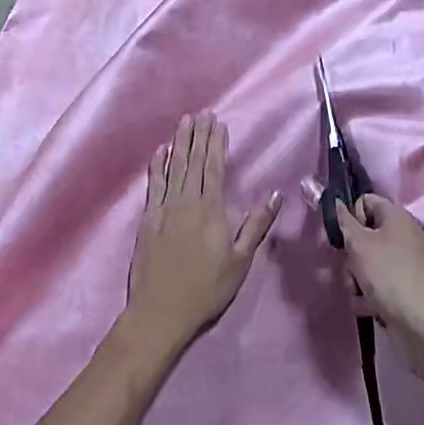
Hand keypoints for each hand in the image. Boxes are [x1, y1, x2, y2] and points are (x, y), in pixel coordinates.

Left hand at [126, 112, 282, 347]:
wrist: (160, 312)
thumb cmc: (206, 289)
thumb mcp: (240, 262)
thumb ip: (256, 226)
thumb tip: (275, 195)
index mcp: (211, 210)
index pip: (215, 167)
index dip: (217, 143)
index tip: (219, 123)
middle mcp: (187, 202)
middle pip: (195, 161)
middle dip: (200, 135)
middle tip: (203, 112)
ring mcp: (164, 208)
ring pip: (174, 167)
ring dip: (180, 142)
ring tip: (184, 121)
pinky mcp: (148, 219)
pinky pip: (154, 184)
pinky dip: (157, 165)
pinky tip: (160, 151)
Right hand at [328, 192, 423, 347]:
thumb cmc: (389, 276)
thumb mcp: (358, 244)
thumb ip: (343, 221)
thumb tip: (336, 202)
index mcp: (396, 215)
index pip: (364, 202)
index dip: (350, 218)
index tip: (344, 238)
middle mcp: (403, 234)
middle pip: (363, 235)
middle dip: (350, 256)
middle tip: (350, 270)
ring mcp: (405, 262)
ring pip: (367, 262)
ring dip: (355, 279)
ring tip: (358, 293)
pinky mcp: (405, 287)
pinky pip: (377, 283)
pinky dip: (368, 295)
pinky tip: (367, 308)